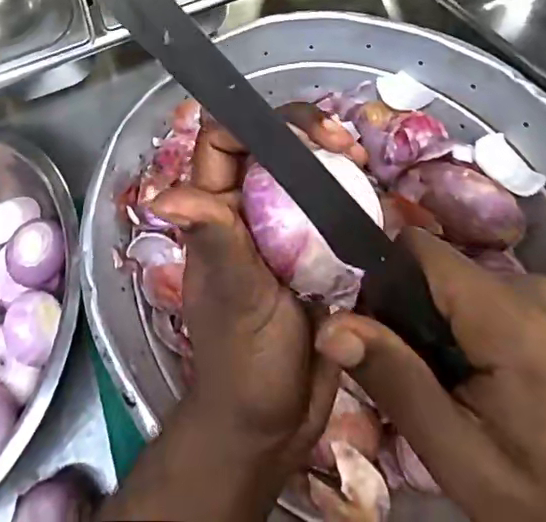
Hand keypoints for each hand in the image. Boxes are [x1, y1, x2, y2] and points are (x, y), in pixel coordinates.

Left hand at [151, 105, 355, 459]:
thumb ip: (211, 236)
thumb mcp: (231, 290)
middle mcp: (248, 210)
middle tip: (349, 150)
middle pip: (273, 150)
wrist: (275, 422)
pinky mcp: (320, 258)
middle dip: (309, 137)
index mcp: (215, 207)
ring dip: (338, 168)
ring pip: (307, 178)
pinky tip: (383, 211)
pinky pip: (338, 217)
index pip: (226, 140)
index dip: (258, 124)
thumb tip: (162, 198)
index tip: (307, 136)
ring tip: (366, 173)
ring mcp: (285, 233)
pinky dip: (359, 207)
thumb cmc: (241, 355)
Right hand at [315, 230, 545, 521]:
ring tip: (451, 385)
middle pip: (436, 269)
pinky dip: (470, 326)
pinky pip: (490, 296)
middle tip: (414, 376)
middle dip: (409, 311)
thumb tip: (326, 325)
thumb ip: (395, 381)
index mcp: (514, 319)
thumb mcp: (463, 458)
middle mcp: (538, 288)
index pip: (415, 249)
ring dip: (439, 322)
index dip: (379, 278)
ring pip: (459, 283)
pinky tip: (484, 380)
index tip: (370, 329)